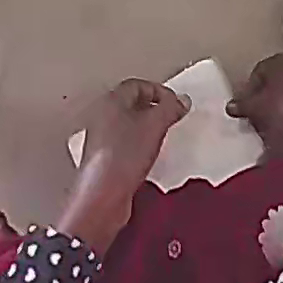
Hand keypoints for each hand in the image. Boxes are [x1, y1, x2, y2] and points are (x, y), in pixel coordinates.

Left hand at [59, 79, 188, 250]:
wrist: (103, 198)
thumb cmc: (124, 156)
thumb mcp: (156, 125)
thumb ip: (171, 108)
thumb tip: (182, 100)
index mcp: (111, 101)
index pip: (137, 84)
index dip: (159, 91)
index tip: (174, 102)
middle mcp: (102, 117)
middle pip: (132, 103)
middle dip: (154, 108)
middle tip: (170, 116)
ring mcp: (100, 139)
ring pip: (128, 124)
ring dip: (147, 127)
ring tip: (161, 136)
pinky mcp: (103, 159)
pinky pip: (125, 143)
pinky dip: (139, 144)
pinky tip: (149, 155)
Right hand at [226, 54, 282, 179]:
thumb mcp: (257, 110)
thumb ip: (242, 104)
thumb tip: (231, 105)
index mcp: (280, 62)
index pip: (258, 71)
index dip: (249, 90)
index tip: (246, 107)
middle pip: (275, 80)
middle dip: (265, 96)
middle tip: (257, 115)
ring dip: (279, 104)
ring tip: (272, 124)